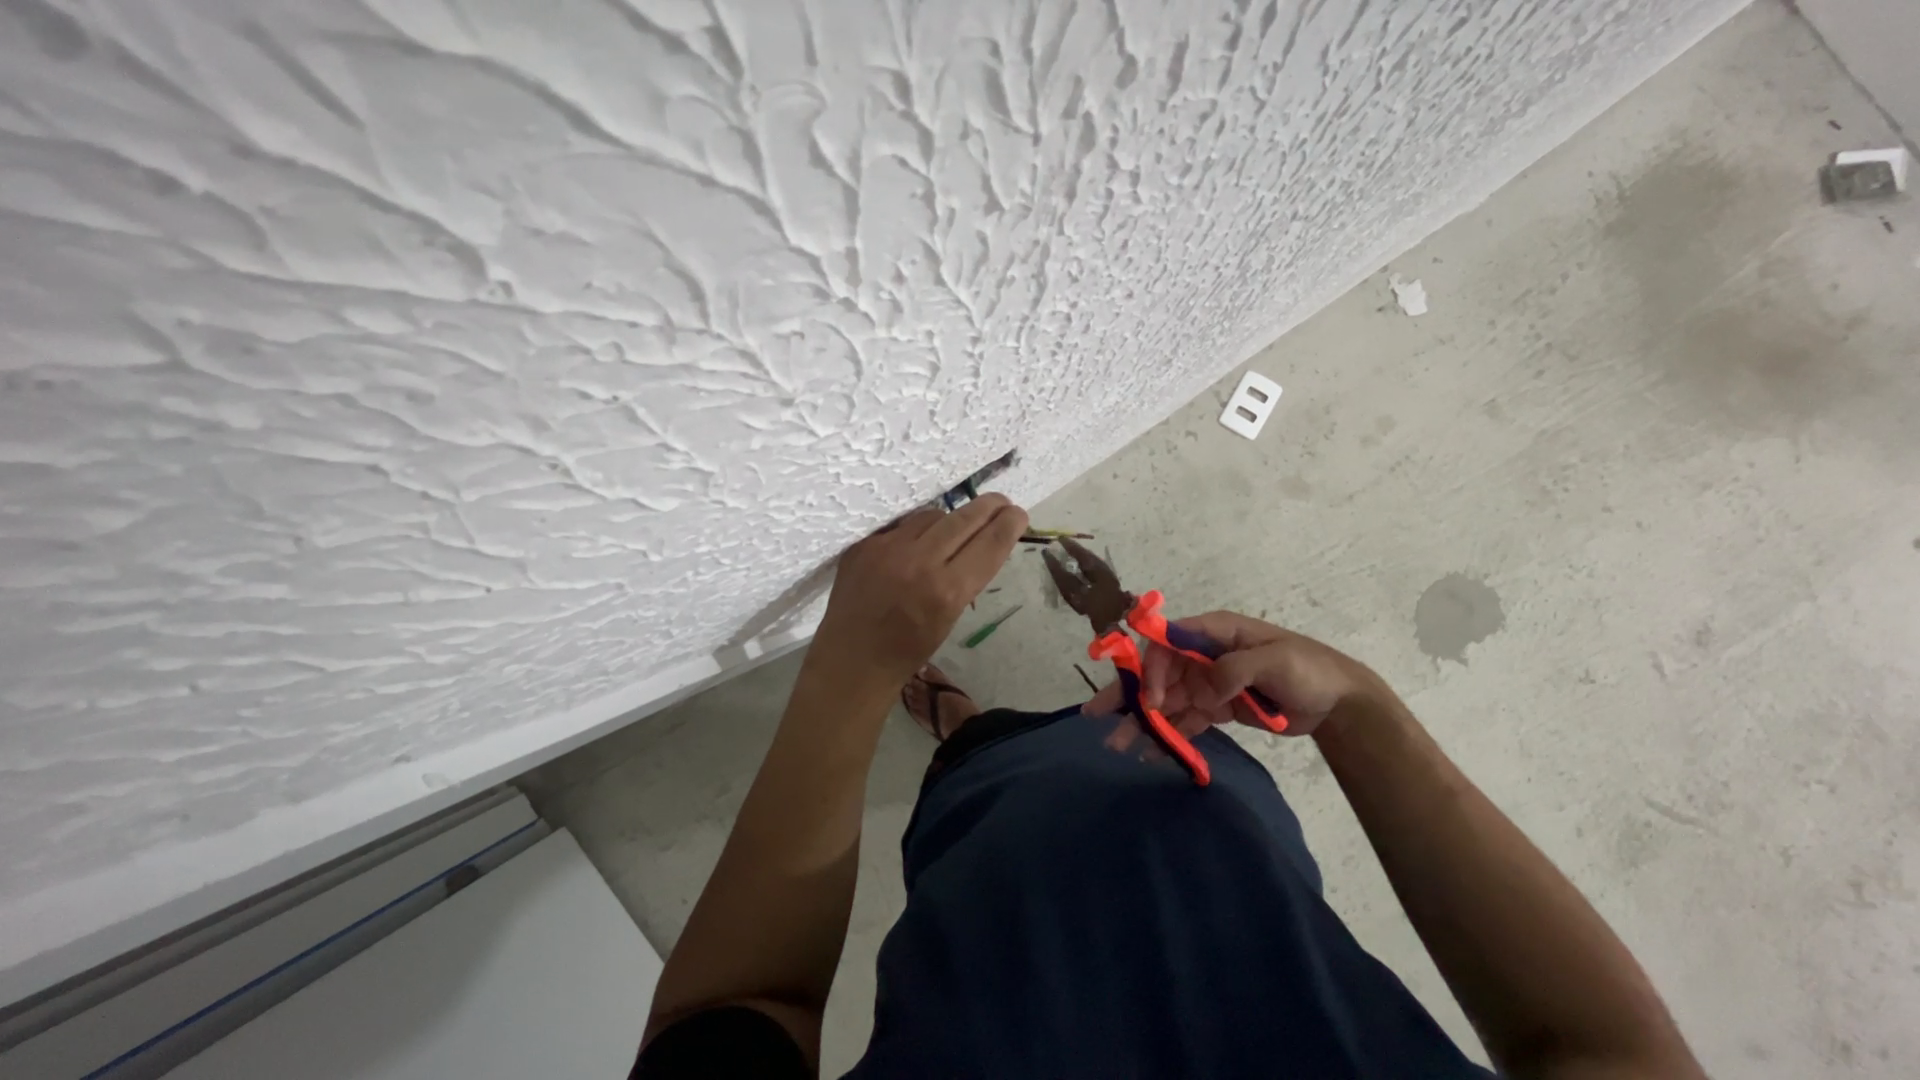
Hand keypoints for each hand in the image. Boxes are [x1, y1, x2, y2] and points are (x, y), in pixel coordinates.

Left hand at [812, 495, 1028, 685]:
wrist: (851, 662)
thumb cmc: (907, 652)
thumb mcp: (949, 618)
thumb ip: (965, 579)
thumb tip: (980, 544)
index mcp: (947, 591)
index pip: (989, 544)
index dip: (1009, 525)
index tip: (1018, 515)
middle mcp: (919, 563)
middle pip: (964, 520)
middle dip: (989, 507)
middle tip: (1001, 502)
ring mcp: (887, 550)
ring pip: (932, 516)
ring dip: (950, 520)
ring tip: (957, 528)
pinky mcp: (863, 546)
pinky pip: (900, 526)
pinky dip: (915, 532)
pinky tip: (917, 544)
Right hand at [1084, 611, 1389, 738]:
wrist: (1339, 702)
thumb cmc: (1308, 669)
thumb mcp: (1274, 660)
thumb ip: (1233, 670)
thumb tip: (1200, 693)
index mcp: (1214, 632)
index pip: (1168, 643)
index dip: (1151, 668)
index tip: (1150, 700)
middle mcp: (1203, 655)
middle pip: (1156, 673)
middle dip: (1128, 694)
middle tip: (1096, 714)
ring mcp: (1208, 683)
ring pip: (1165, 701)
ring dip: (1142, 722)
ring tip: (1116, 745)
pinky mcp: (1216, 708)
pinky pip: (1185, 721)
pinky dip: (1167, 736)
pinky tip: (1148, 754)